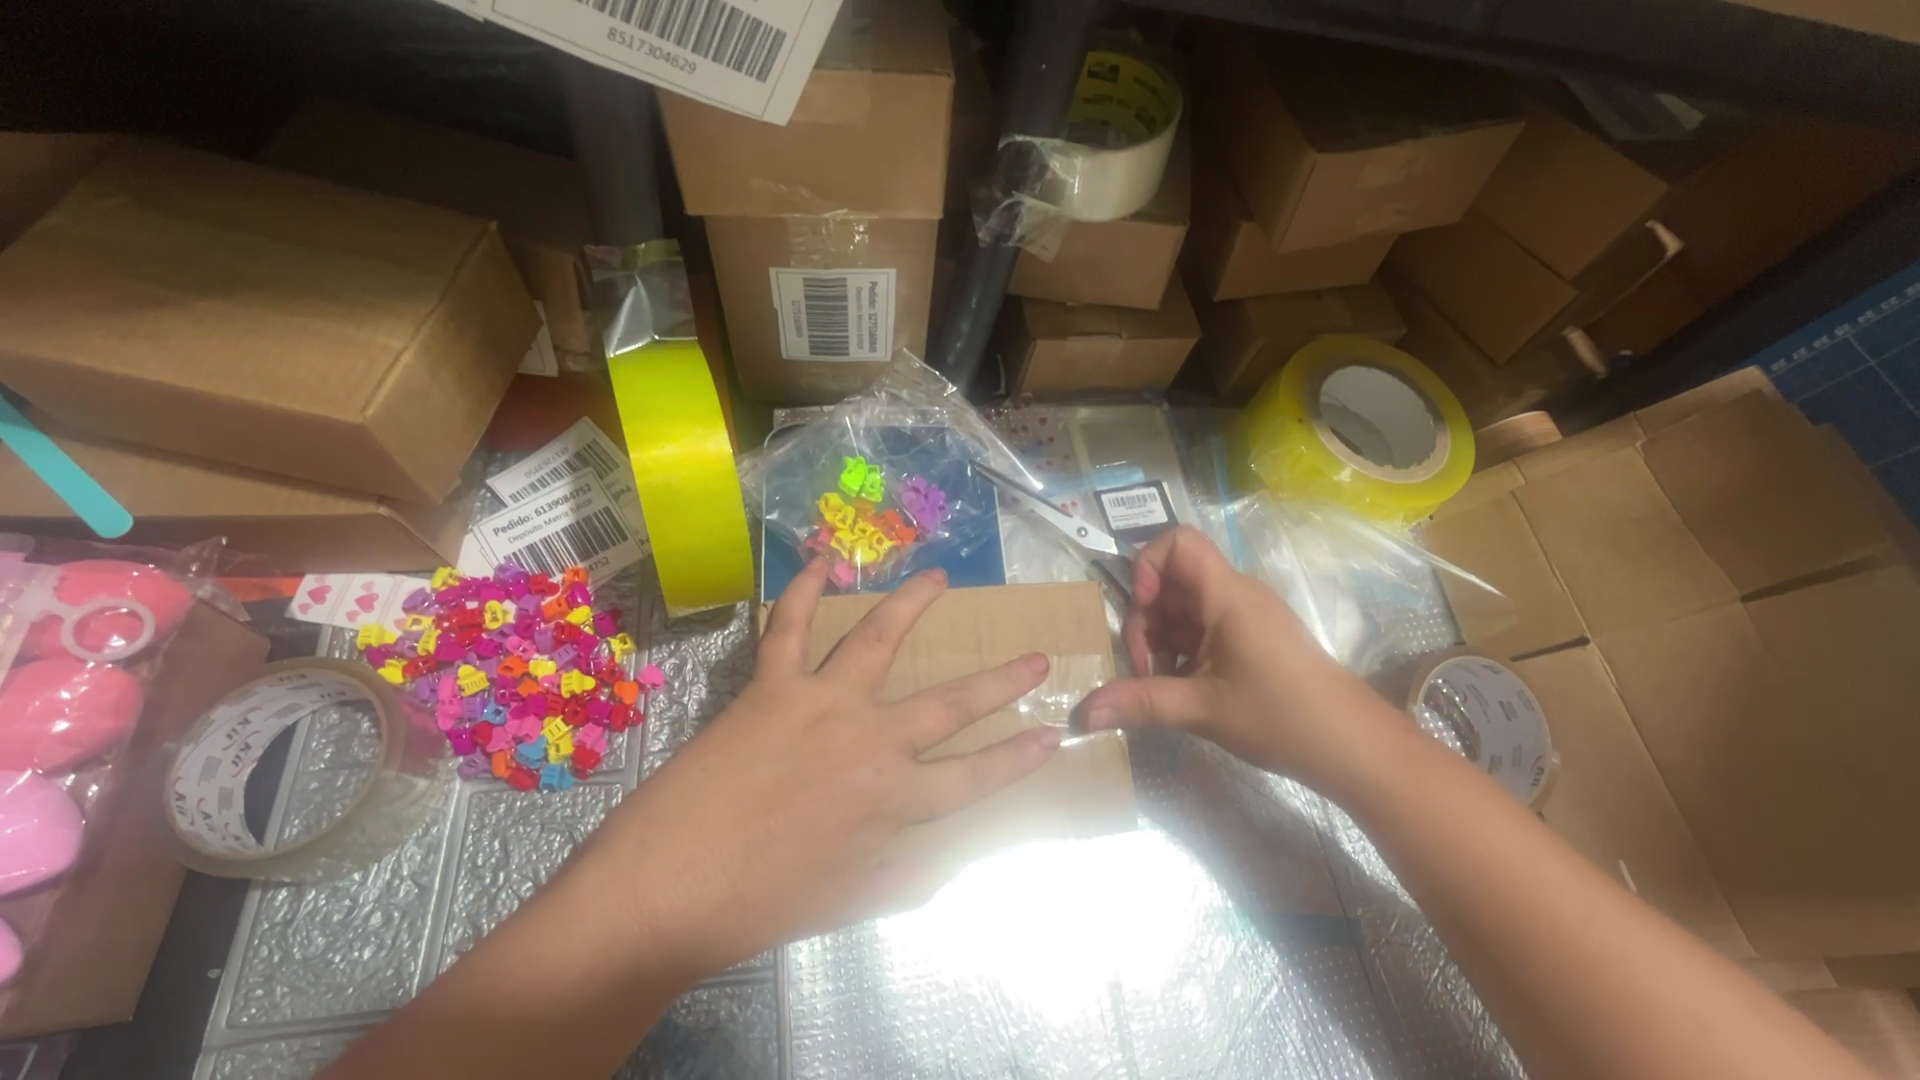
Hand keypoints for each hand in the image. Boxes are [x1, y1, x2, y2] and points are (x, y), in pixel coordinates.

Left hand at [571, 561, 1061, 981]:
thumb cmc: (760, 907)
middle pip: (950, 703)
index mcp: (894, 803)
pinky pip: (791, 628)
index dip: (1018, 758)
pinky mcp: (770, 687)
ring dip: (913, 603)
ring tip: (939, 577)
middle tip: (1037, 657)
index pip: (976, 777)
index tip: (1053, 736)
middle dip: (1002, 682)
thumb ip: (906, 877)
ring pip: (878, 639)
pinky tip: (823, 560)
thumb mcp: (850, 903)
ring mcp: (821, 705)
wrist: (665, 891)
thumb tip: (947, 857)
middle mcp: (871, 742)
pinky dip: (804, 590)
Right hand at [1079, 527, 1384, 785]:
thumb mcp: (1203, 710)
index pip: (1179, 542)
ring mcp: (1244, 617)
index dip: (1148, 566)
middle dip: (1146, 619)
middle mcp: (1235, 596)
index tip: (1142, 611)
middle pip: (1172, 580)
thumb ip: (1141, 703)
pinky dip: (1180, 651)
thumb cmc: (1283, 718)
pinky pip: (1201, 628)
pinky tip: (1179, 687)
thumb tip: (1084, 714)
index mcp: (1228, 596)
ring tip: (1158, 683)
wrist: (1353, 747)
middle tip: (1144, 669)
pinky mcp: (1249, 638)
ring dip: (1161, 639)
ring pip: (1183, 607)